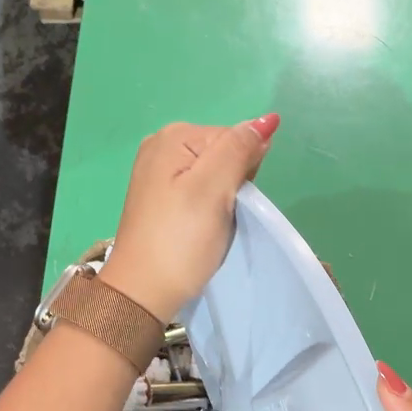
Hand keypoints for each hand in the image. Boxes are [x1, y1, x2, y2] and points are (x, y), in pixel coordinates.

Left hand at [99, 115, 279, 321]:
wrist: (143, 291)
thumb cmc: (182, 239)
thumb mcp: (214, 189)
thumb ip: (239, 149)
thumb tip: (268, 119)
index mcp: (174, 136)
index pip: (233, 138)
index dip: (243, 169)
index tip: (232, 199)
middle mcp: (161, 145)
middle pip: (223, 152)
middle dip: (233, 181)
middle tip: (220, 213)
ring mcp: (158, 172)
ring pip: (214, 174)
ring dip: (222, 197)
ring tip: (210, 223)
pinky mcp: (159, 197)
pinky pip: (199, 190)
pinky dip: (208, 206)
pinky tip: (199, 225)